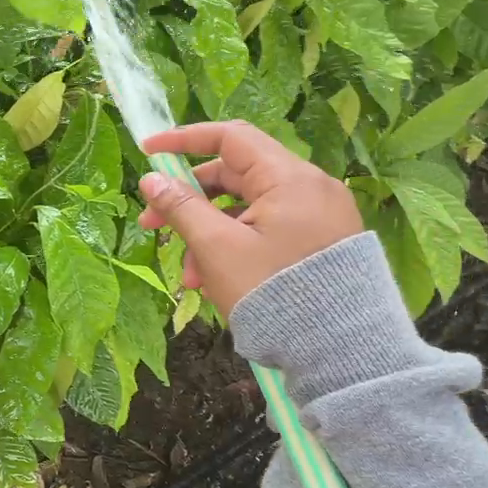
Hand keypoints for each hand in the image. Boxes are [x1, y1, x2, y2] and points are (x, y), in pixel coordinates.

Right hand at [137, 121, 363, 315]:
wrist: (340, 349)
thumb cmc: (271, 289)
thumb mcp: (215, 246)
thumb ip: (180, 207)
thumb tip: (151, 179)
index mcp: (289, 179)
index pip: (231, 137)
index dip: (184, 139)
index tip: (148, 151)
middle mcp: (310, 188)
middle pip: (234, 176)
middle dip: (188, 200)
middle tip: (152, 226)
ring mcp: (317, 215)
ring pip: (245, 208)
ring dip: (206, 232)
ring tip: (188, 274)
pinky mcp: (318, 241)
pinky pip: (264, 228)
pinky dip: (232, 244)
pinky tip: (213, 279)